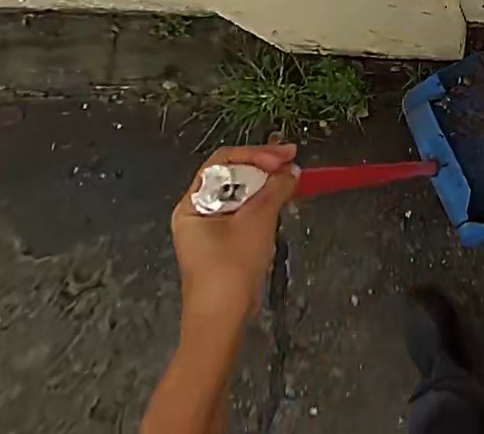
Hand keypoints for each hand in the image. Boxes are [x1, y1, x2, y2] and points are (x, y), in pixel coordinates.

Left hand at [170, 144, 298, 330]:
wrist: (221, 329)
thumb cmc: (231, 271)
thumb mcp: (257, 223)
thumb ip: (275, 190)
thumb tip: (292, 172)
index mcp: (192, 203)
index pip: (224, 161)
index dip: (256, 154)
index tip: (285, 156)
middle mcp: (195, 212)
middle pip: (230, 177)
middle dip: (262, 170)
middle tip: (291, 164)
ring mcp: (207, 231)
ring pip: (238, 197)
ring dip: (264, 189)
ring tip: (289, 184)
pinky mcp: (221, 248)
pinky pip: (241, 217)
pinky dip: (260, 210)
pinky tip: (277, 211)